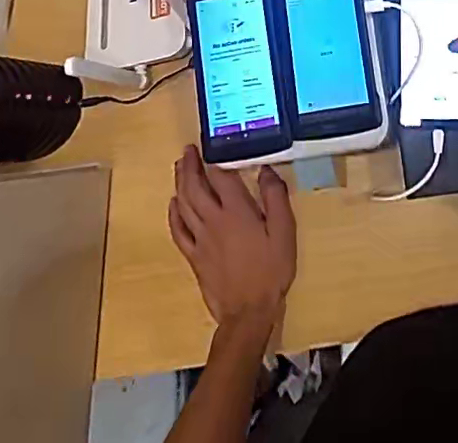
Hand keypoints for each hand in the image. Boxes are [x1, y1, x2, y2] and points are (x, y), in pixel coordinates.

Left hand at [168, 146, 297, 332]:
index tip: (212, 145)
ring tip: (180, 168)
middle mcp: (213, 220)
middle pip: (195, 187)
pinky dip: (173, 214)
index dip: (215, 159)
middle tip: (188, 151)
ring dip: (179, 183)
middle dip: (190, 166)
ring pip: (183, 204)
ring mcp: (200, 238)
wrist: (248, 313)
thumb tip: (266, 170)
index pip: (220, 177)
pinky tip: (173, 203)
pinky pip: (178, 230)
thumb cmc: (270, 270)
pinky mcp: (193, 256)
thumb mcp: (284, 232)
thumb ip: (275, 198)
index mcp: (236, 211)